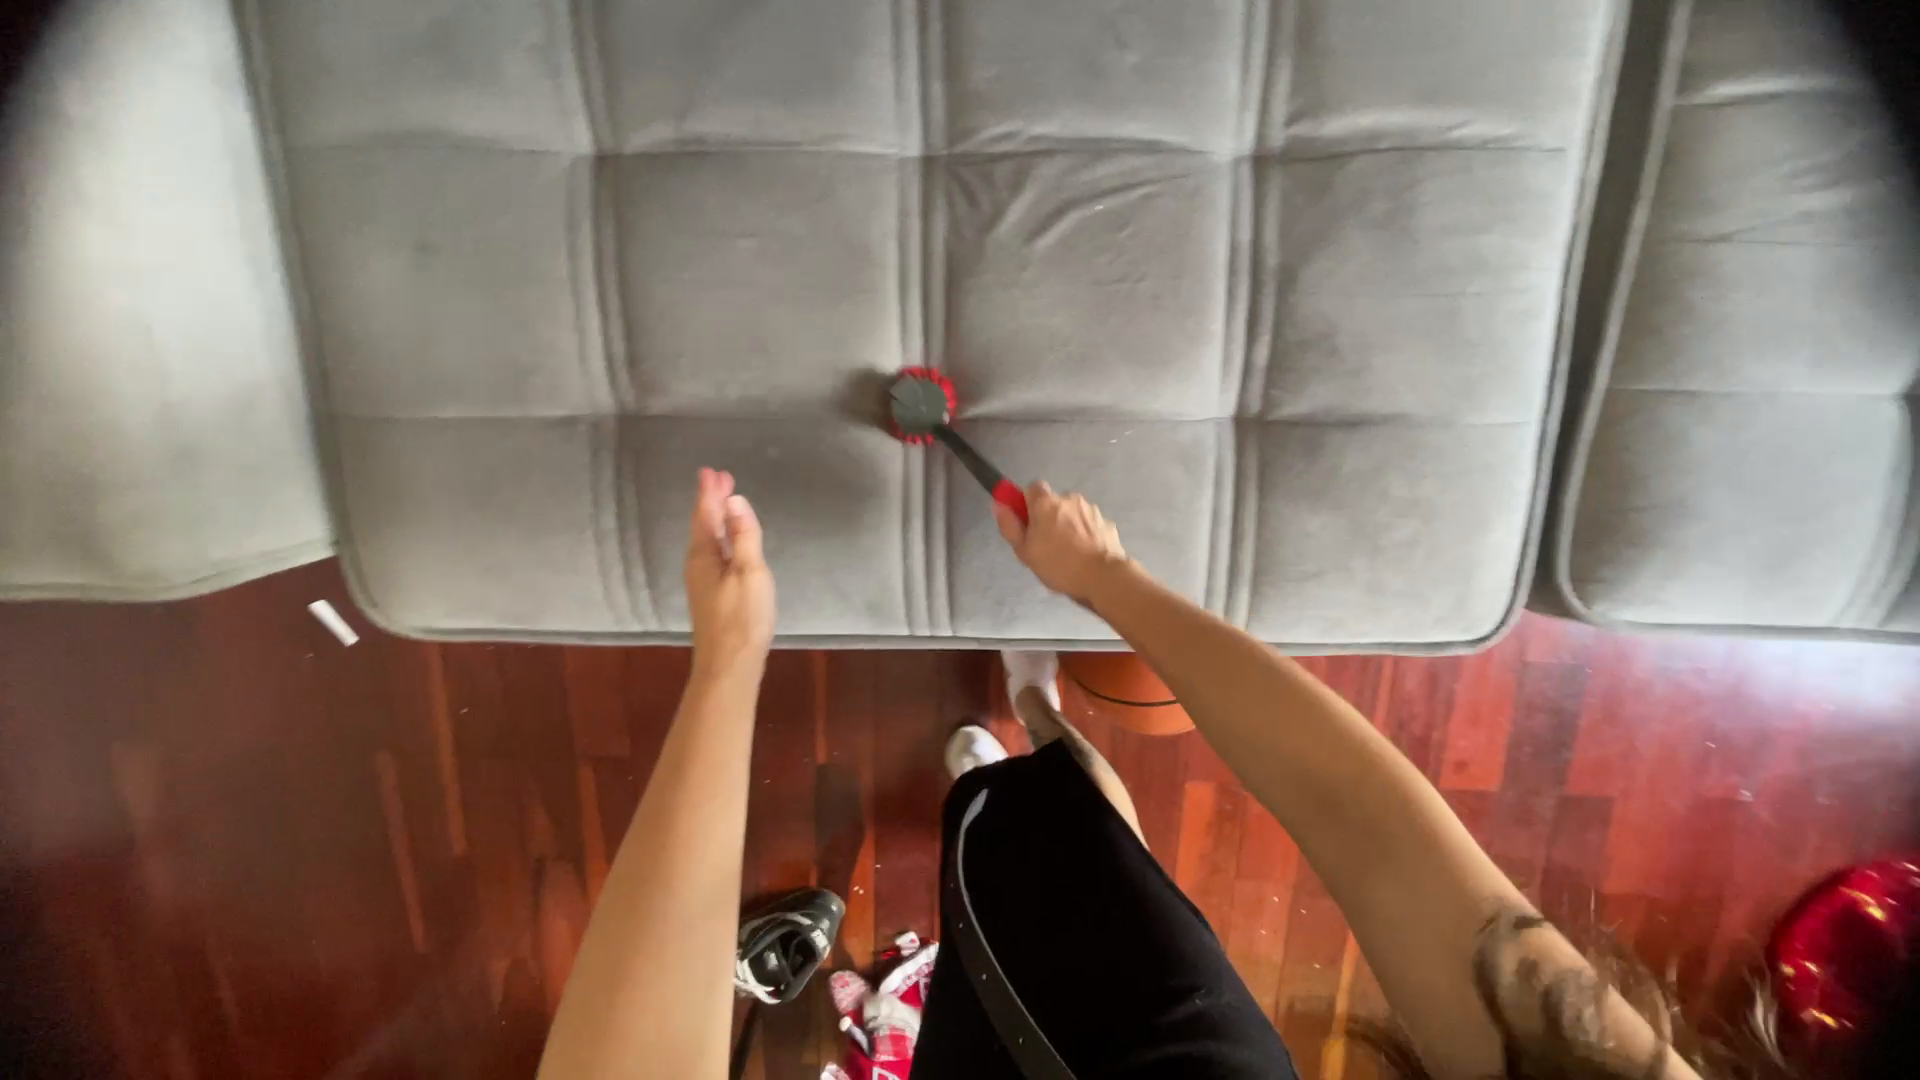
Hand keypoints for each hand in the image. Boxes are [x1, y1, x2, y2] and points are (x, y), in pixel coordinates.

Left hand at [684, 467, 775, 675]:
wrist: (730, 664)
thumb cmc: (742, 616)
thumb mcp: (750, 571)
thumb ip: (744, 535)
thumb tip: (734, 500)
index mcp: (704, 556)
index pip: (705, 515)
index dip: (710, 493)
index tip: (712, 471)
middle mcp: (698, 565)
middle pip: (704, 526)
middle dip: (712, 502)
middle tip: (720, 479)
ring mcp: (703, 582)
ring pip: (708, 540)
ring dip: (716, 518)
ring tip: (725, 502)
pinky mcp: (712, 594)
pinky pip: (713, 553)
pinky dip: (721, 537)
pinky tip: (728, 542)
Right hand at [993, 480, 1133, 604]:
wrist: (1102, 576)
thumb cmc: (1058, 564)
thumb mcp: (1024, 550)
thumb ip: (1010, 525)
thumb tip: (999, 505)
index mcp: (1046, 503)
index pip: (1033, 488)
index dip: (1028, 503)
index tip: (1027, 522)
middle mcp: (1069, 499)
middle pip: (1054, 502)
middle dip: (1049, 518)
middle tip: (1046, 543)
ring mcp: (1091, 510)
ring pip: (1073, 514)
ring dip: (1069, 526)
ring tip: (1069, 553)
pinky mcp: (1107, 523)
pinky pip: (1089, 525)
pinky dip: (1086, 535)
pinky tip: (1086, 555)